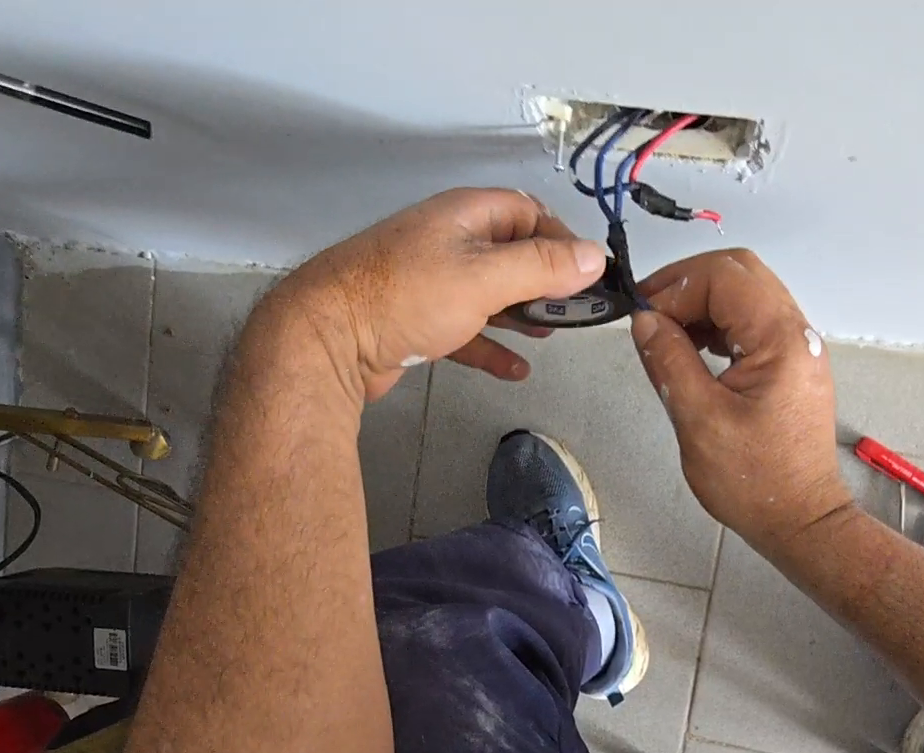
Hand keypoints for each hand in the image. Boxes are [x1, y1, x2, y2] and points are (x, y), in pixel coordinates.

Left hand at [253, 188, 605, 403]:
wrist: (328, 340)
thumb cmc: (406, 297)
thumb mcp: (484, 278)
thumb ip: (542, 267)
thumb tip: (595, 257)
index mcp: (464, 216)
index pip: (527, 213)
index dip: (561, 240)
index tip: (586, 275)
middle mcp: (448, 242)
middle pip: (511, 254)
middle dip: (545, 282)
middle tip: (574, 311)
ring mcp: (431, 284)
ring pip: (491, 295)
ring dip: (522, 315)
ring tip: (550, 335)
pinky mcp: (419, 322)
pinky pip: (468, 331)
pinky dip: (492, 348)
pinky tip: (515, 369)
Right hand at [630, 250, 853, 552]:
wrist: (799, 519)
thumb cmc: (751, 480)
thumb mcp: (698, 421)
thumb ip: (669, 361)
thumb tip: (643, 320)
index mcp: (779, 340)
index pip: (724, 276)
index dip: (675, 286)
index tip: (641, 318)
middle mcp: (796, 332)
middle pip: (740, 272)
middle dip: (687, 284)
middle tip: (648, 315)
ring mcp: (796, 347)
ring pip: (747, 293)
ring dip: (701, 302)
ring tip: (665, 333)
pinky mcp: (789, 364)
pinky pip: (752, 321)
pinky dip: (718, 323)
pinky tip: (692, 348)